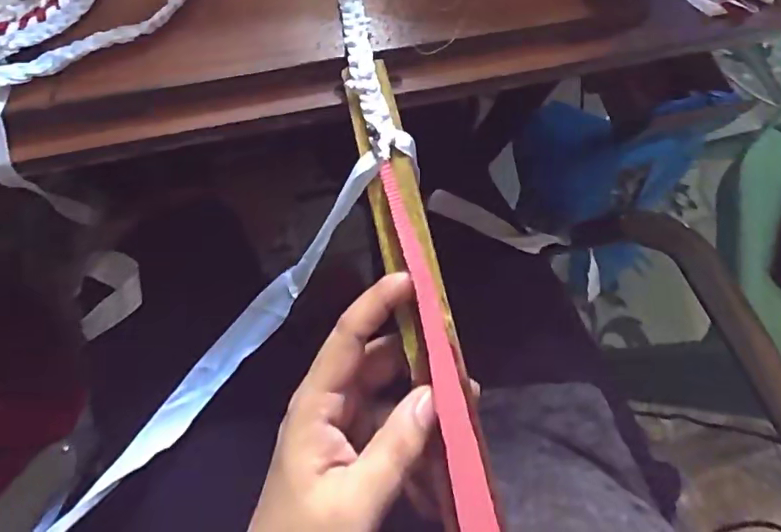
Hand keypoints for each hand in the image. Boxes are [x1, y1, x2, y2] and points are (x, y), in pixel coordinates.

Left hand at [250, 273, 437, 531]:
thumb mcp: (353, 501)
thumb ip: (396, 448)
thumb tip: (435, 393)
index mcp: (316, 402)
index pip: (348, 335)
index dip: (378, 302)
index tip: (412, 279)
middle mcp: (329, 404)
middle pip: (377, 361)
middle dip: (417, 354)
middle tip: (458, 355)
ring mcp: (341, 430)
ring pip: (389, 395)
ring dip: (424, 398)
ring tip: (464, 401)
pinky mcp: (353, 455)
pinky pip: (391, 431)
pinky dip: (417, 438)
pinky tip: (446, 457)